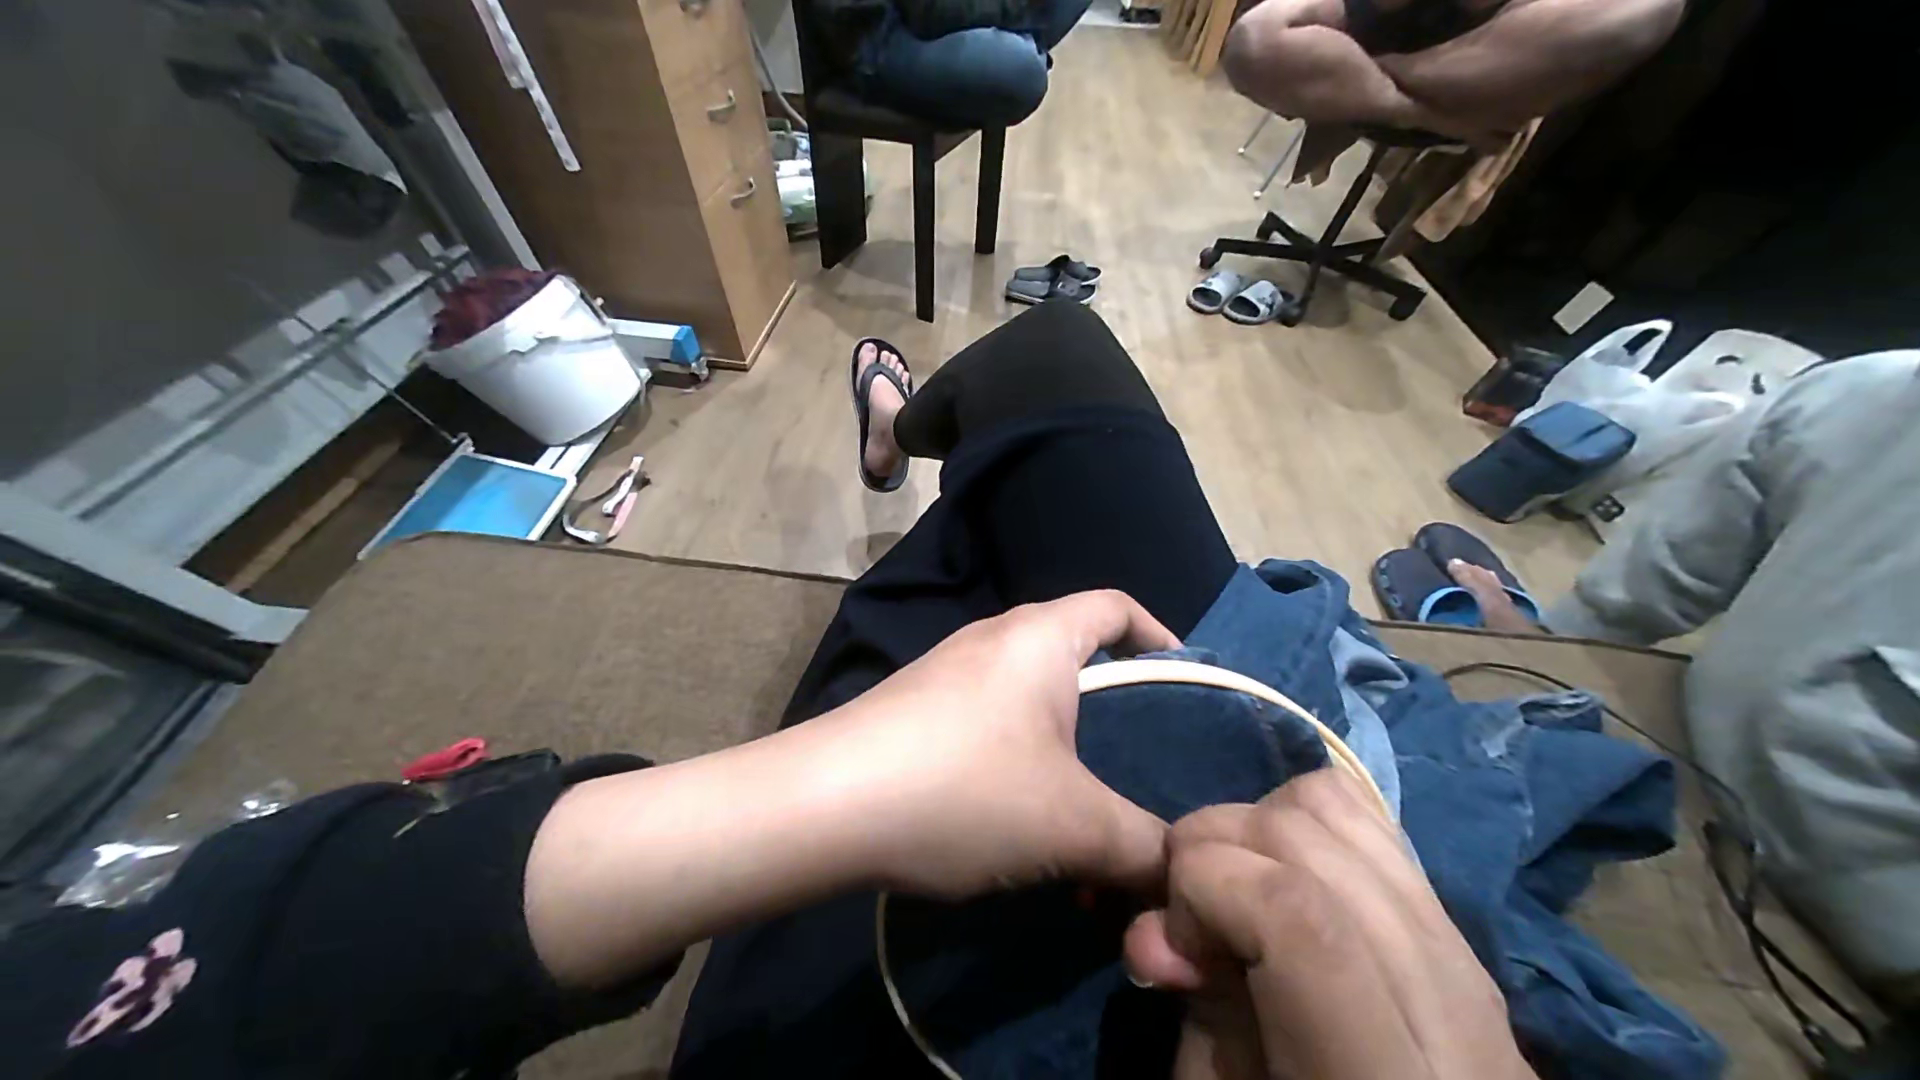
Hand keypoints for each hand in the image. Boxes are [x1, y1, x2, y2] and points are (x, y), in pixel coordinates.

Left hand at [814, 589, 1179, 898]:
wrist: (823, 804)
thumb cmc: (964, 789)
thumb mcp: (1072, 826)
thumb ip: (1143, 847)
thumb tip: (1179, 873)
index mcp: (1040, 636)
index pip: (1116, 605)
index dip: (1159, 636)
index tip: (1185, 687)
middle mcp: (993, 638)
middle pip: (1075, 654)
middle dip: (1116, 709)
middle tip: (1144, 766)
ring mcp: (948, 670)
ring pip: (1031, 696)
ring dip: (1065, 746)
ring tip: (1085, 809)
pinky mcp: (918, 707)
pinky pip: (991, 720)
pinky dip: (1020, 758)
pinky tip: (1019, 818)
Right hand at [1121, 769, 1536, 1079]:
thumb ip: (1196, 1003)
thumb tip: (1154, 928)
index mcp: (1382, 1078)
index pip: (1295, 913)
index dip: (1207, 885)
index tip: (1173, 934)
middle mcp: (1447, 1009)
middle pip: (1307, 840)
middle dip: (1212, 844)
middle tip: (1190, 909)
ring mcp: (1465, 957)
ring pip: (1338, 809)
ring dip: (1254, 824)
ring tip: (1236, 885)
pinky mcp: (1459, 932)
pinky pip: (1370, 820)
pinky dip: (1301, 819)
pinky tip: (1281, 871)